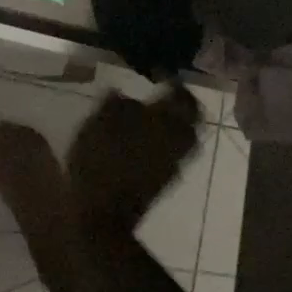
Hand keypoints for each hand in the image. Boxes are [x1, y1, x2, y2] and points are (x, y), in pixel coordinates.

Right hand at [66, 87, 201, 230]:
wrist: (102, 217)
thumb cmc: (99, 162)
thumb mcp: (99, 122)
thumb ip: (117, 102)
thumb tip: (125, 94)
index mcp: (165, 120)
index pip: (182, 95)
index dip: (173, 81)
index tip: (159, 73)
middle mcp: (177, 141)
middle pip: (192, 118)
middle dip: (181, 106)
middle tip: (163, 96)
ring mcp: (174, 164)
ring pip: (183, 138)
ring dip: (172, 125)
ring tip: (150, 119)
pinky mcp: (163, 183)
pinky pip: (171, 155)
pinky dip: (162, 144)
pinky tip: (141, 142)